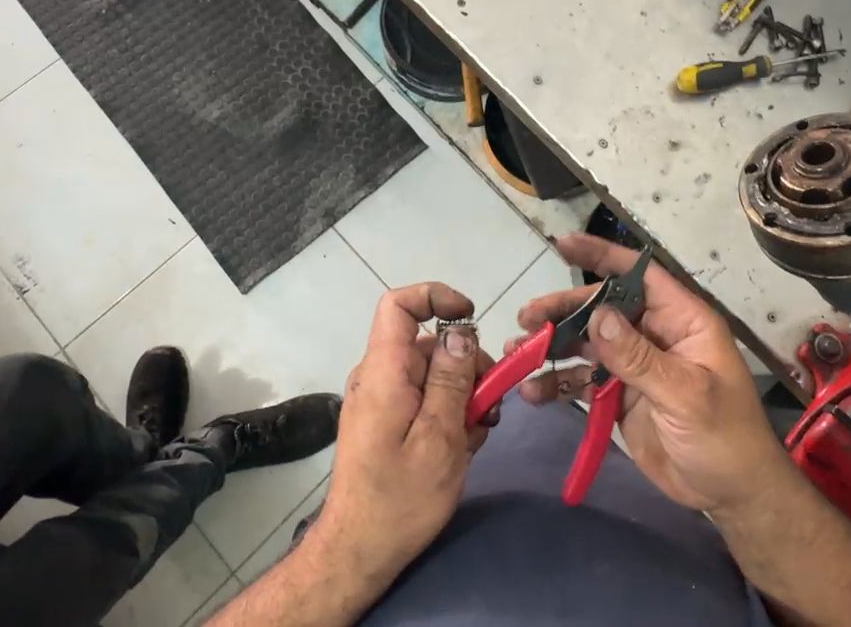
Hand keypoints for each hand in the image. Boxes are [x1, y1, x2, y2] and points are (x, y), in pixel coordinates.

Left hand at [315, 284, 494, 580]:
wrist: (358, 553)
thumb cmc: (400, 499)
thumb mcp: (439, 438)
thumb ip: (452, 381)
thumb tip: (460, 332)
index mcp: (384, 371)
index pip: (399, 304)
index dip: (435, 297)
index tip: (472, 318)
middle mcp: (378, 376)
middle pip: (429, 343)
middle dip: (468, 365)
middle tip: (492, 405)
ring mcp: (381, 399)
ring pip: (433, 374)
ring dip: (463, 395)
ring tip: (479, 434)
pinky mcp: (386, 421)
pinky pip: (424, 399)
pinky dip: (448, 414)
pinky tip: (462, 446)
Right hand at [513, 233, 796, 515]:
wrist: (732, 495)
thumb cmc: (725, 437)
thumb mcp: (686, 394)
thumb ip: (639, 357)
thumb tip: (597, 316)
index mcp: (681, 321)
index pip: (639, 275)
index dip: (602, 256)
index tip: (563, 244)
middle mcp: (654, 336)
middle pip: (601, 310)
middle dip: (563, 311)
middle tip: (526, 318)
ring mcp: (634, 367)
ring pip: (586, 343)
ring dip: (552, 346)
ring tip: (516, 353)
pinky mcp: (619, 397)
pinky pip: (582, 380)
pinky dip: (557, 383)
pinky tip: (532, 392)